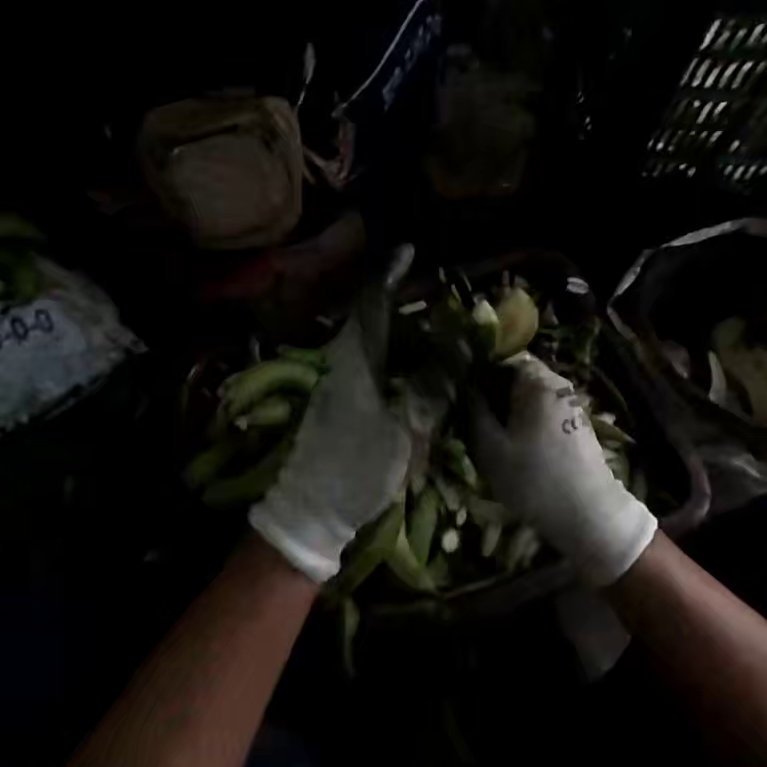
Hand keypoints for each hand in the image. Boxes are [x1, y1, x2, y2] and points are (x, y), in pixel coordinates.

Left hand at [249, 273, 410, 583]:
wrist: (308, 514)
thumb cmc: (356, 468)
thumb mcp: (404, 429)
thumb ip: (431, 385)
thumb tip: (457, 345)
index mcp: (354, 360)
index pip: (373, 303)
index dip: (391, 274)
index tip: (408, 251)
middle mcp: (340, 362)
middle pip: (371, 318)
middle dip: (400, 300)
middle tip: (434, 294)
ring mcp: (336, 382)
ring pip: (369, 341)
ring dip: (397, 330)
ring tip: (432, 327)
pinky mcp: (337, 402)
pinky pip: (368, 363)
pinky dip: (392, 356)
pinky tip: (413, 366)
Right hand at [472, 355, 657, 585]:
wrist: (589, 514)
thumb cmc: (533, 478)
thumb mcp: (490, 448)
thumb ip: (475, 410)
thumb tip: (467, 387)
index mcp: (535, 380)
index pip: (500, 356)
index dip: (479, 370)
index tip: (464, 391)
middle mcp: (557, 381)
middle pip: (516, 373)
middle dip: (495, 388)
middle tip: (475, 413)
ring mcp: (571, 400)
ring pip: (531, 391)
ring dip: (511, 403)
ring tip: (495, 429)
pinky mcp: (578, 420)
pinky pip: (545, 406)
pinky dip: (529, 415)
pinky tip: (519, 440)